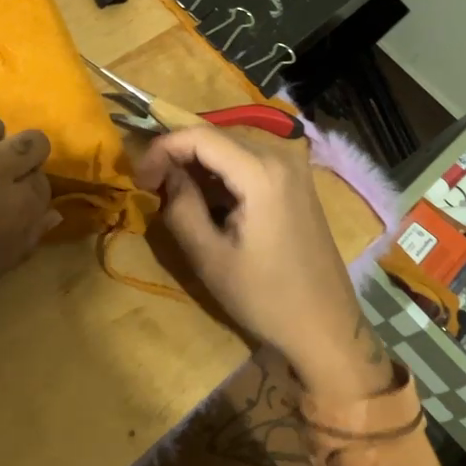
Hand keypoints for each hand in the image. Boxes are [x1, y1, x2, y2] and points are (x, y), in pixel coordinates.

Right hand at [135, 125, 391, 402]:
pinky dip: (221, 174)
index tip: (139, 179)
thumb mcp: (209, 256)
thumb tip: (163, 174)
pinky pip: (249, 163)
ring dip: (197, 164)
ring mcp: (293, 170)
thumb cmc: (265, 298)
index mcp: (261, 173)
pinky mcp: (296, 184)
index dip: (160, 149)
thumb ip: (180, 205)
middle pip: (214, 136)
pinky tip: (206, 201)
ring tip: (172, 194)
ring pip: (230, 148)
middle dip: (177, 155)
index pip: (197, 135)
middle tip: (150, 186)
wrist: (327, 329)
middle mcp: (280, 158)